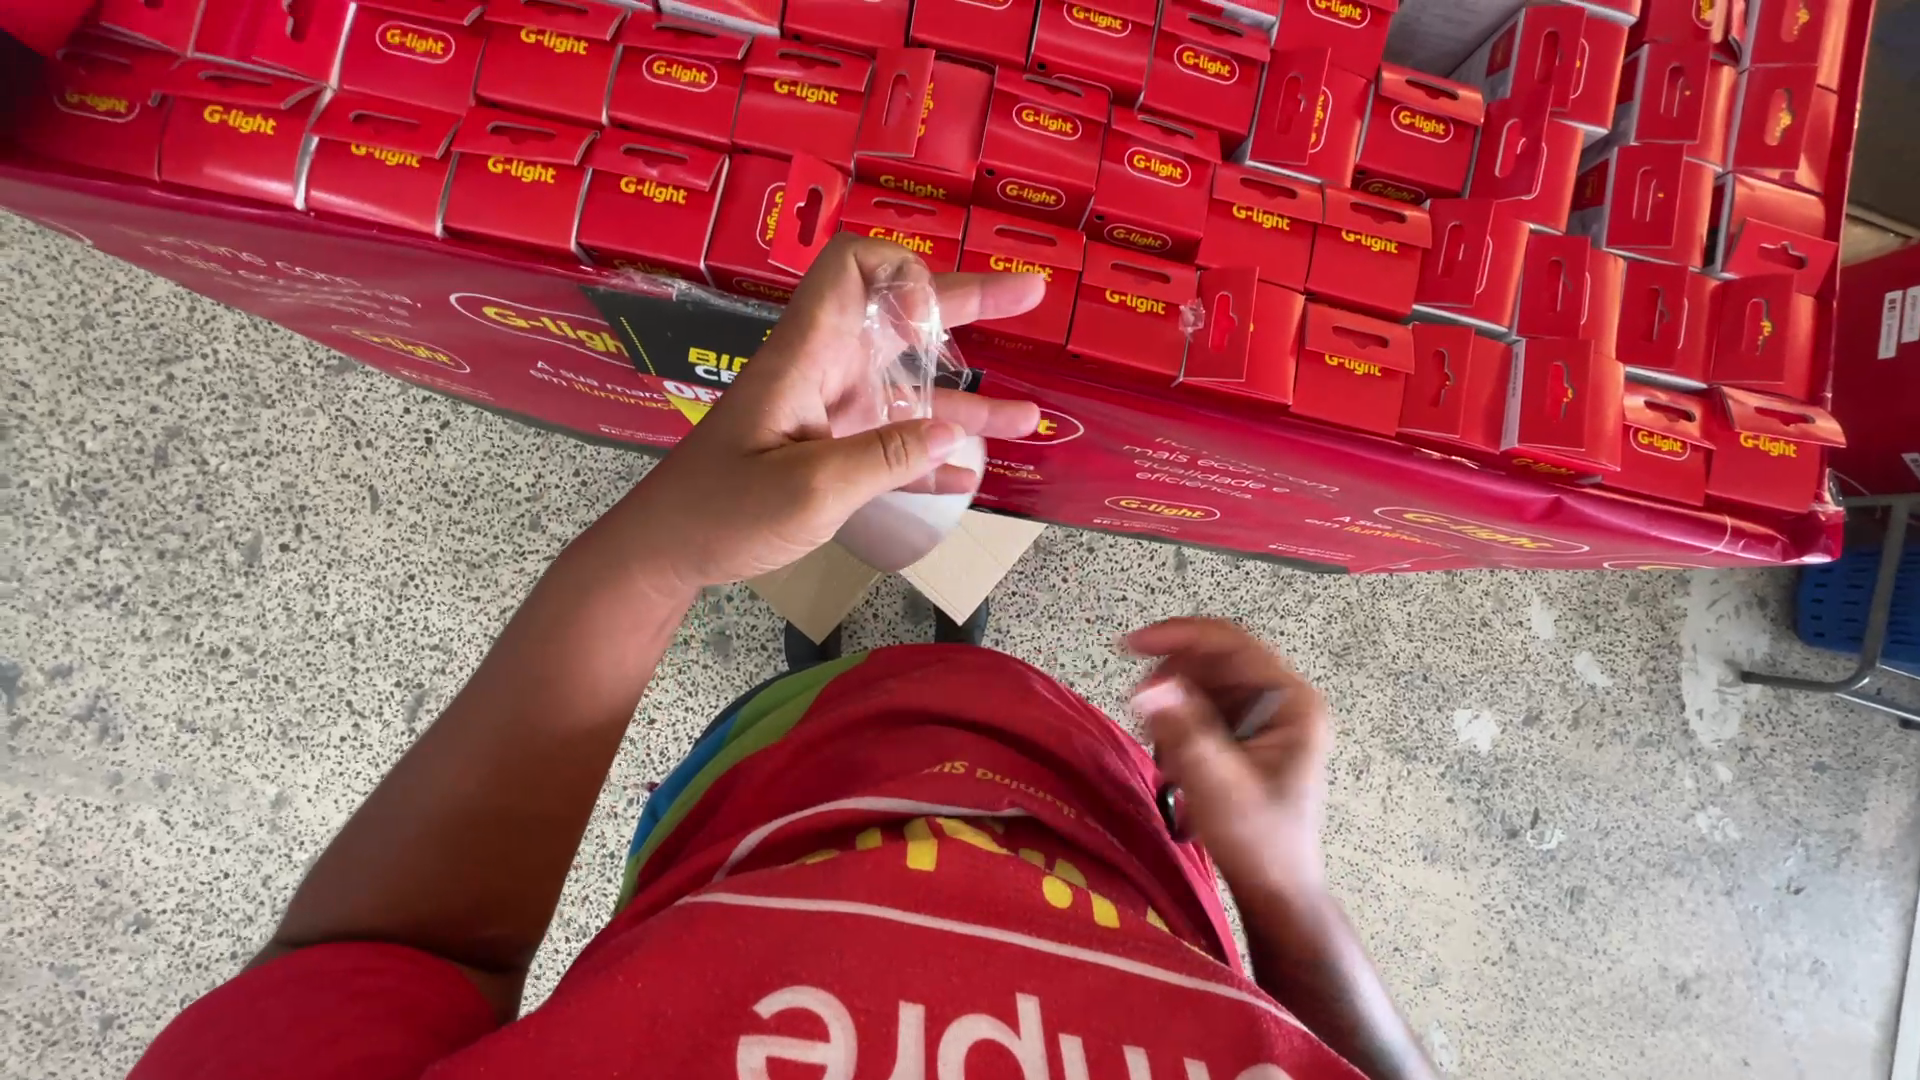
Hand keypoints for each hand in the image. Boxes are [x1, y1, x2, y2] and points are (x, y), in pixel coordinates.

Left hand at [619, 235, 1045, 588]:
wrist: (671, 548)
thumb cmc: (723, 511)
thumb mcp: (808, 490)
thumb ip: (884, 460)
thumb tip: (955, 437)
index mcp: (807, 356)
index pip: (852, 267)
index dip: (901, 273)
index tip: (930, 319)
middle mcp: (827, 372)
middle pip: (901, 317)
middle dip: (967, 303)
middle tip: (1029, 292)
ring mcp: (834, 414)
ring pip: (911, 390)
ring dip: (968, 400)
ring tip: (1027, 416)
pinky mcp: (835, 453)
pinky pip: (896, 444)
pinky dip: (933, 457)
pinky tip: (971, 476)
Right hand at [1128, 618, 1332, 895]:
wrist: (1275, 892)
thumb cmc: (1258, 842)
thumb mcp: (1218, 786)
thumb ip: (1184, 732)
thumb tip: (1147, 687)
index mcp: (1292, 701)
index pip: (1230, 642)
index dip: (1179, 635)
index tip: (1131, 645)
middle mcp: (1281, 699)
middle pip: (1211, 660)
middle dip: (1170, 683)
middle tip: (1143, 716)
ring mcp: (1263, 715)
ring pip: (1200, 682)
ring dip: (1171, 709)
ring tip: (1166, 755)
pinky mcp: (1244, 732)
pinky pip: (1199, 706)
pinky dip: (1176, 725)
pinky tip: (1173, 763)